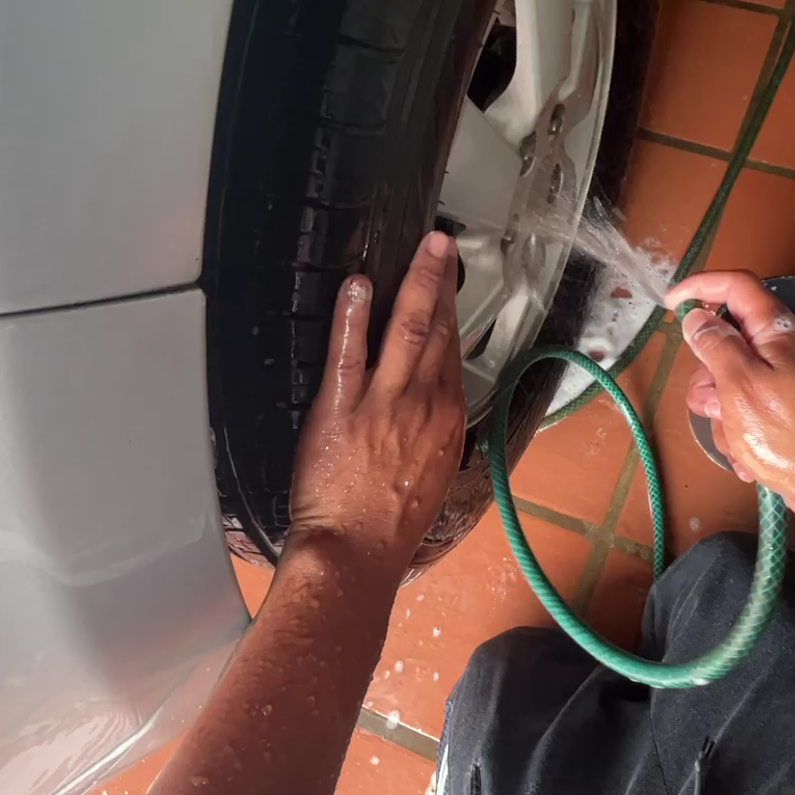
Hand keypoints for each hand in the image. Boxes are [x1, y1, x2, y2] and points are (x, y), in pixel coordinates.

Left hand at [285, 231, 467, 583]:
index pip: (453, 351)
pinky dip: (354, 316)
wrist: (358, 550)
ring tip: (423, 249)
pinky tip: (358, 284)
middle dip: (441, 282)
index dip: (452, 311)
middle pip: (438, 330)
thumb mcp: (435, 472)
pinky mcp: (341, 407)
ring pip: (407, 330)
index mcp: (446, 418)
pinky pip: (350, 353)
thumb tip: (435, 406)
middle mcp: (423, 403)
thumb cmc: (395, 520)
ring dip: (417, 283)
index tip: (451, 286)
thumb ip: (437, 430)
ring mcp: (383, 402)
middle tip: (443, 245)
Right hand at [665, 271, 794, 531]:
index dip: (701, 287)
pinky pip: (748, 410)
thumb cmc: (791, 438)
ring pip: (732, 382)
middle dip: (708, 376)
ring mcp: (789, 382)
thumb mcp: (741, 386)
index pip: (737, 287)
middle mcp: (786, 350)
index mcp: (779, 332)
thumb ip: (717, 346)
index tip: (671, 305)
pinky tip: (750, 457)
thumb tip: (698, 317)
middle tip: (712, 405)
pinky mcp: (790, 411)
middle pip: (728, 342)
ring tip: (739, 441)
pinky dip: (741, 432)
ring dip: (723, 413)